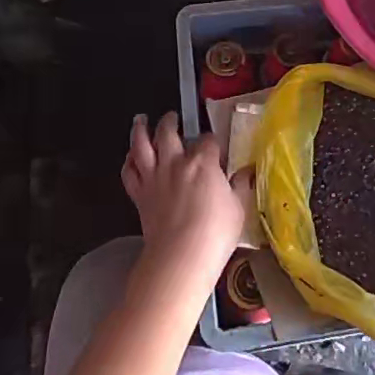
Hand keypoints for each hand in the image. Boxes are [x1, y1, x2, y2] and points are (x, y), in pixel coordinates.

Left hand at [120, 113, 247, 288]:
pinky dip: (128, 161)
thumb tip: (245, 173)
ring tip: (140, 119)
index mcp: (203, 163)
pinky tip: (131, 157)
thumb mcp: (239, 207)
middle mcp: (175, 163)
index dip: (212, 141)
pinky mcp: (139, 195)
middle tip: (172, 117)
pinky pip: (129, 172)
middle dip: (171, 121)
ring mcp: (154, 178)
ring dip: (140, 129)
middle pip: (168, 132)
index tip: (216, 146)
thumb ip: (240, 186)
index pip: (208, 140)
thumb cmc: (216, 232)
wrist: (180, 256)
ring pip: (141, 145)